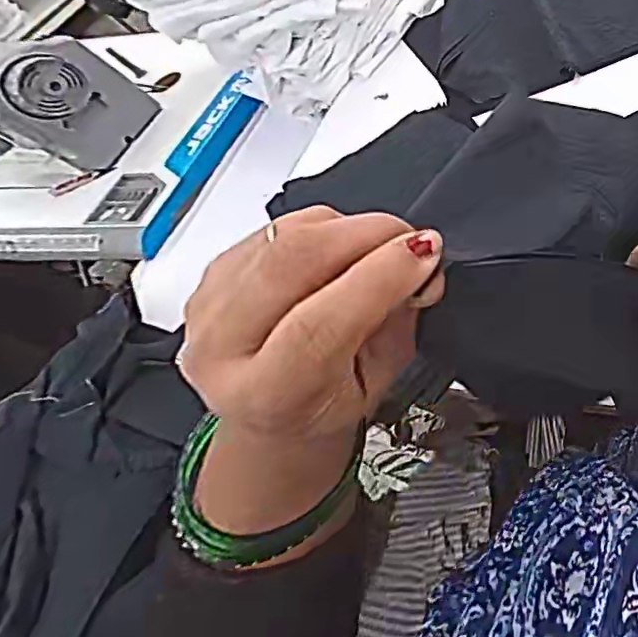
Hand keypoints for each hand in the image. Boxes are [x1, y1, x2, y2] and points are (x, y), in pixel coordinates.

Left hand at [181, 206, 444, 440]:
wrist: (271, 411)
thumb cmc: (326, 400)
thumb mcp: (382, 377)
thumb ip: (402, 318)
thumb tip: (421, 260)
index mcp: (267, 393)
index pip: (320, 322)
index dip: (383, 275)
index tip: (427, 253)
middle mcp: (222, 348)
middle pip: (294, 259)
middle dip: (372, 234)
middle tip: (413, 241)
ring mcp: (210, 305)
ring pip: (290, 232)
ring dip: (354, 228)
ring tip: (382, 253)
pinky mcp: (215, 271)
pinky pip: (282, 224)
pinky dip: (329, 227)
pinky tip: (344, 253)